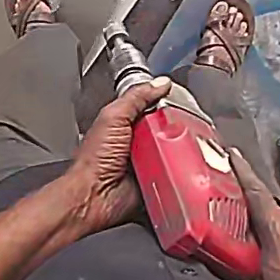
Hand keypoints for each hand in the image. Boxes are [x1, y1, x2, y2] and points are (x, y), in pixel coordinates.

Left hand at [59, 76, 173, 235]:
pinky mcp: (157, 181)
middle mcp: (138, 143)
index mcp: (126, 125)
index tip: (180, 99)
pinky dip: (182, 170)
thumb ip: (135, 98)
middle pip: (169, 129)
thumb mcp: (113, 117)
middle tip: (184, 126)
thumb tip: (160, 83)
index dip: (167, 103)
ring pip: (176, 150)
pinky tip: (184, 165)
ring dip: (182, 149)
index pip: (153, 107)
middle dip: (179, 127)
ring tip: (185, 146)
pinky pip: (177, 173)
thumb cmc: (94, 161)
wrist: (95, 196)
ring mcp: (148, 163)